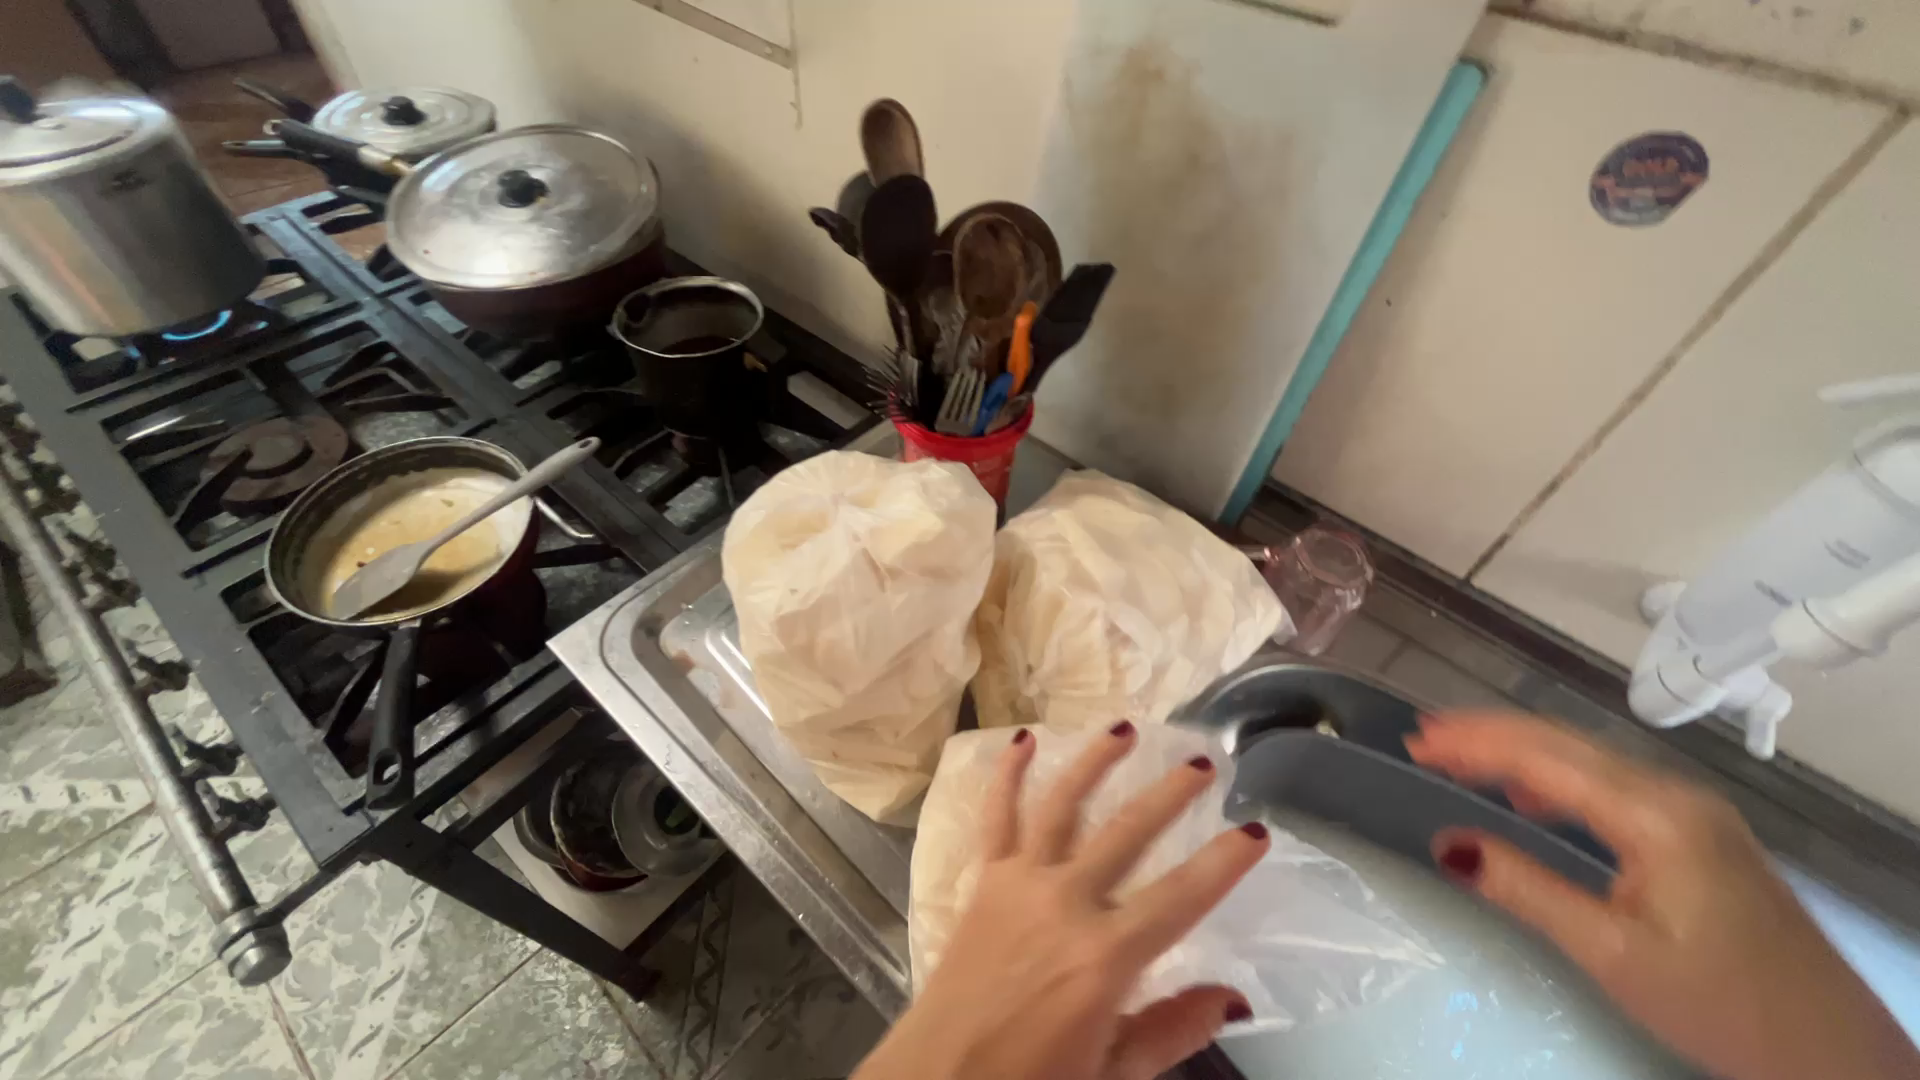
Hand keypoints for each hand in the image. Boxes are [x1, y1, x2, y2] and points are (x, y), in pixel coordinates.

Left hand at [852, 723, 1271, 1079]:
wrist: (938, 1079)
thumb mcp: (1115, 1073)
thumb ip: (1173, 1028)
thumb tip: (1233, 995)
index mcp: (1105, 956)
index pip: (1181, 897)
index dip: (1223, 863)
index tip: (1254, 830)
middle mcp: (1065, 902)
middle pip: (1127, 833)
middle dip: (1170, 794)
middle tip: (1201, 763)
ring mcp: (1020, 881)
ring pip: (1063, 804)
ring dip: (1095, 762)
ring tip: (1124, 728)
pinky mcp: (985, 877)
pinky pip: (997, 815)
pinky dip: (1008, 774)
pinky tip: (1023, 739)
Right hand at [1408, 710, 1919, 1079]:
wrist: (1838, 1058)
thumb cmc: (1721, 1006)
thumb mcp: (1611, 953)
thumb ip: (1525, 889)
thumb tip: (1445, 842)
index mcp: (1655, 816)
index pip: (1543, 758)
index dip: (1473, 744)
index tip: (1415, 742)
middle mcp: (1673, 794)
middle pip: (1562, 742)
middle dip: (1485, 734)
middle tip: (1422, 736)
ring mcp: (1689, 808)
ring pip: (1582, 756)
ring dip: (1514, 750)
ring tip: (1454, 755)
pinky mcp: (1694, 829)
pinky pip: (1605, 780)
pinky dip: (1550, 776)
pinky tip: (1524, 795)